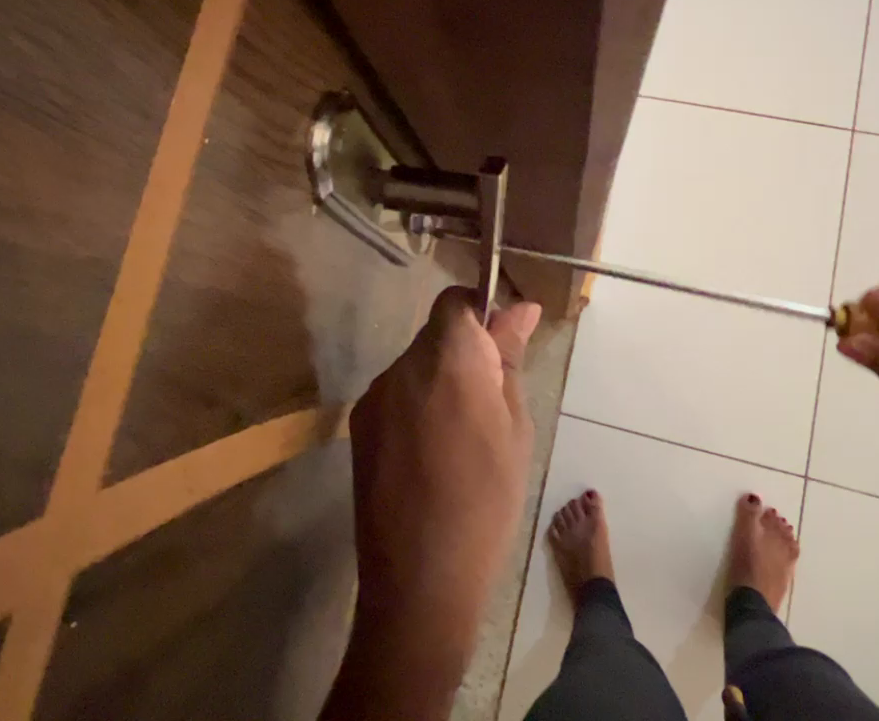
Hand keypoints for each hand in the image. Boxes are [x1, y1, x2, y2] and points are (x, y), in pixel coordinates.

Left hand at [346, 288, 540, 644]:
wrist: (419, 576)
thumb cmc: (486, 501)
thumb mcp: (514, 428)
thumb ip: (509, 360)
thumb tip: (519, 310)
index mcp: (448, 360)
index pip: (456, 301)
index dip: (482, 310)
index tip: (505, 341)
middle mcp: (402, 366)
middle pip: (436, 333)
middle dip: (465, 350)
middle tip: (493, 397)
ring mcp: (374, 396)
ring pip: (416, 365)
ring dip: (441, 379)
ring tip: (463, 435)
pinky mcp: (359, 424)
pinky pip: (396, 394)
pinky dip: (418, 404)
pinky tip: (432, 451)